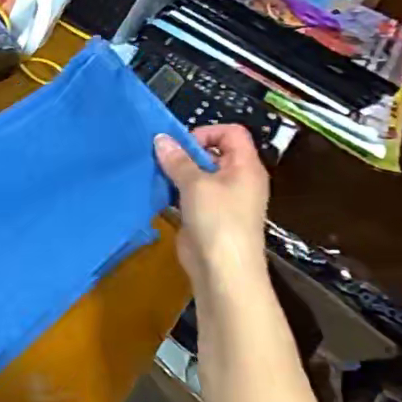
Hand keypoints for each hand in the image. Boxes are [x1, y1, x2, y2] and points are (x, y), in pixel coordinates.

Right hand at [154, 125, 269, 295]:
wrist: (223, 269)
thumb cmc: (218, 220)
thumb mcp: (196, 184)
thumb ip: (177, 160)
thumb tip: (161, 138)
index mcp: (245, 166)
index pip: (232, 133)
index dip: (207, 132)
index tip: (181, 144)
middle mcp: (237, 179)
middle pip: (212, 152)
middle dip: (185, 152)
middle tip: (162, 158)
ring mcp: (222, 198)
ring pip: (198, 173)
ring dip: (177, 171)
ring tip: (156, 174)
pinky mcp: (207, 214)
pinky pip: (190, 193)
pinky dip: (175, 189)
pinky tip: (158, 192)